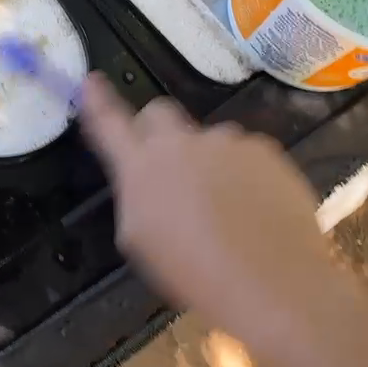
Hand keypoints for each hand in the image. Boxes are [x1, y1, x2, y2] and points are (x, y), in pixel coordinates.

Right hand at [78, 74, 345, 348]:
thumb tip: (144, 180)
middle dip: (156, 131)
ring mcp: (227, 142)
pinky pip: (245, 155)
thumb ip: (135, 196)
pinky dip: (244, 175)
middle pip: (159, 113)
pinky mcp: (266, 152)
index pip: (110, 123)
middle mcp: (180, 143)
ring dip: (208, 162)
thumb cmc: (194, 273)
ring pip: (207, 140)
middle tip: (169, 169)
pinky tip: (256, 211)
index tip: (92, 80)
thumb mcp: (140, 240)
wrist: (276, 285)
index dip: (98, 100)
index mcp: (141, 166)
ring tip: (227, 209)